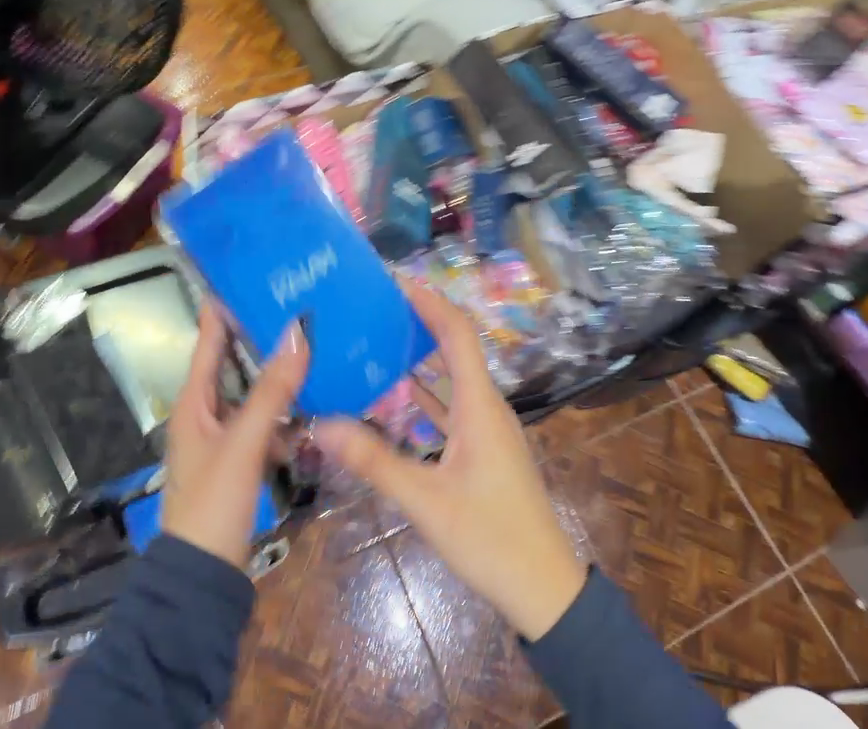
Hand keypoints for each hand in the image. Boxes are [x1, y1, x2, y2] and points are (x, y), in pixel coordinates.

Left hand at [160, 306, 307, 567]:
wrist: (204, 574)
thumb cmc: (214, 502)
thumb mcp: (244, 443)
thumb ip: (272, 391)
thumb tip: (298, 333)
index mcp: (194, 401)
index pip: (208, 340)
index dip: (225, 307)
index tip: (253, 274)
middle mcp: (205, 412)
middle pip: (235, 365)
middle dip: (264, 339)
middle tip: (299, 307)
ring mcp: (223, 438)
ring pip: (255, 396)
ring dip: (280, 379)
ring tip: (315, 349)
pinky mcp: (241, 460)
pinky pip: (266, 426)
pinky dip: (286, 417)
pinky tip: (313, 410)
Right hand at [315, 283, 586, 639]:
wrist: (544, 588)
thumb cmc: (491, 539)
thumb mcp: (426, 502)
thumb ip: (375, 462)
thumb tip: (323, 424)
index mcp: (480, 407)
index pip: (457, 335)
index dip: (429, 302)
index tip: (395, 280)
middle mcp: (487, 409)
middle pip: (454, 350)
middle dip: (418, 323)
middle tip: (373, 308)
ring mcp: (487, 432)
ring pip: (452, 381)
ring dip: (420, 359)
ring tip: (376, 342)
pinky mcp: (483, 453)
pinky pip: (451, 410)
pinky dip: (425, 397)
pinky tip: (394, 397)